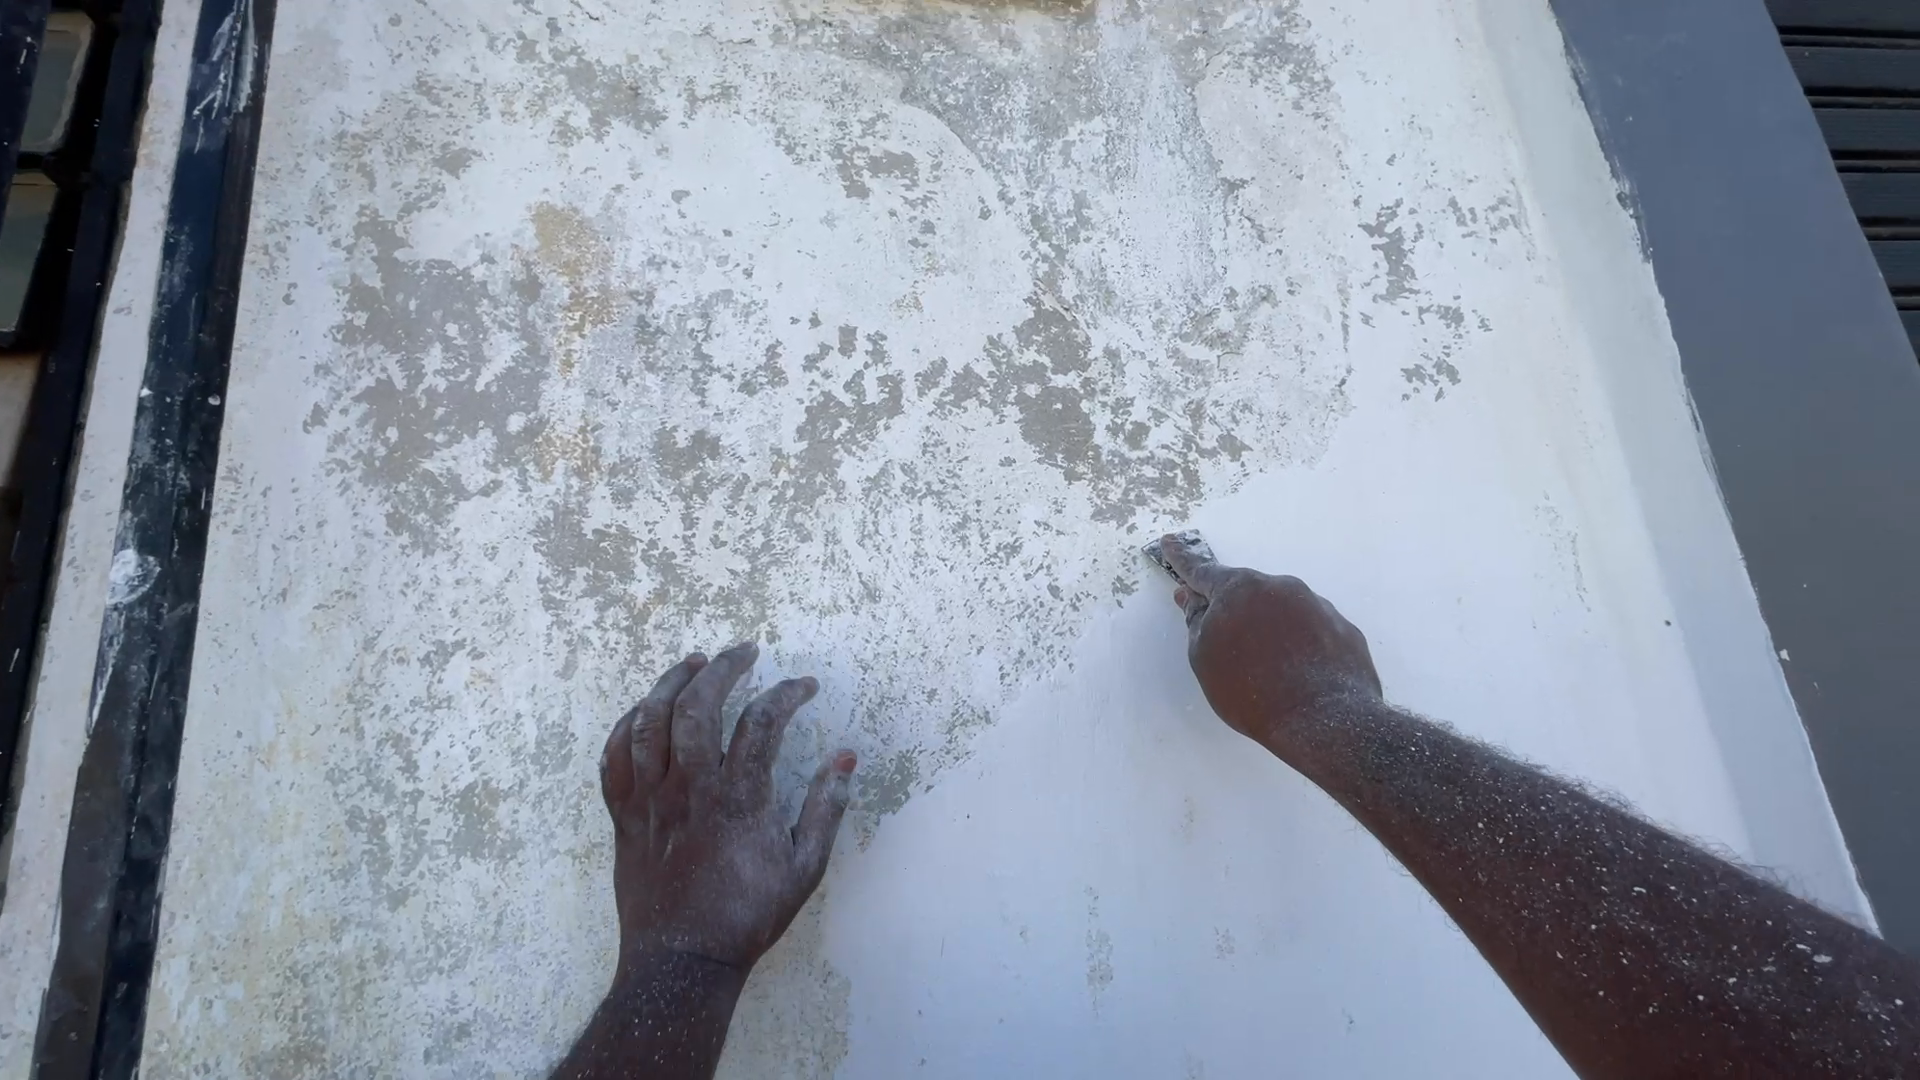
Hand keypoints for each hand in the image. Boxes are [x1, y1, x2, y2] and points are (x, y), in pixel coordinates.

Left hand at [598, 642, 855, 977]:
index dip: (788, 693)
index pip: (763, 721)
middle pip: (697, 707)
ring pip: (649, 722)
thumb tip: (847, 758)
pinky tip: (646, 709)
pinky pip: (613, 758)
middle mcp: (690, 788)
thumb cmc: (747, 915)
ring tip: (695, 662)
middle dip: (723, 667)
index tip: (805, 687)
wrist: (680, 965)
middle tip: (745, 650)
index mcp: (739, 798)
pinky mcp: (622, 816)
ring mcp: (650, 800)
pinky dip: (627, 725)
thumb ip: (826, 807)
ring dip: (671, 683)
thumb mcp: (805, 867)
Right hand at [1161, 537, 1382, 753]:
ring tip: (1267, 669)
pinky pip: (1311, 629)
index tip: (1170, 542)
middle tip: (1225, 639)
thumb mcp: (1204, 658)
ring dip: (1268, 628)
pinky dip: (1298, 643)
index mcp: (1240, 589)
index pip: (1202, 570)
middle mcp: (1280, 587)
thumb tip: (1193, 598)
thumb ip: (1197, 622)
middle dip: (1233, 608)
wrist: (1323, 720)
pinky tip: (1297, 673)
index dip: (1182, 559)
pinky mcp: (1344, 629)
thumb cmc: (1249, 689)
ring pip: (1281, 610)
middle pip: (1246, 592)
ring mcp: (1317, 605)